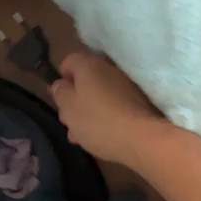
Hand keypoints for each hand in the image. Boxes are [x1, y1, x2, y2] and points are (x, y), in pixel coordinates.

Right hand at [50, 52, 170, 167]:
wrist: (141, 138)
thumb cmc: (97, 121)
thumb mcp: (68, 108)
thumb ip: (60, 93)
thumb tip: (60, 84)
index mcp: (89, 65)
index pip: (68, 61)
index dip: (60, 79)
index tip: (59, 99)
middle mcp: (109, 69)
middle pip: (84, 81)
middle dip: (74, 101)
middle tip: (68, 122)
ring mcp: (126, 85)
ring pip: (99, 96)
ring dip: (88, 113)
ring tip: (81, 136)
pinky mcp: (139, 102)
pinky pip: (114, 106)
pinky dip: (105, 117)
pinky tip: (100, 136)